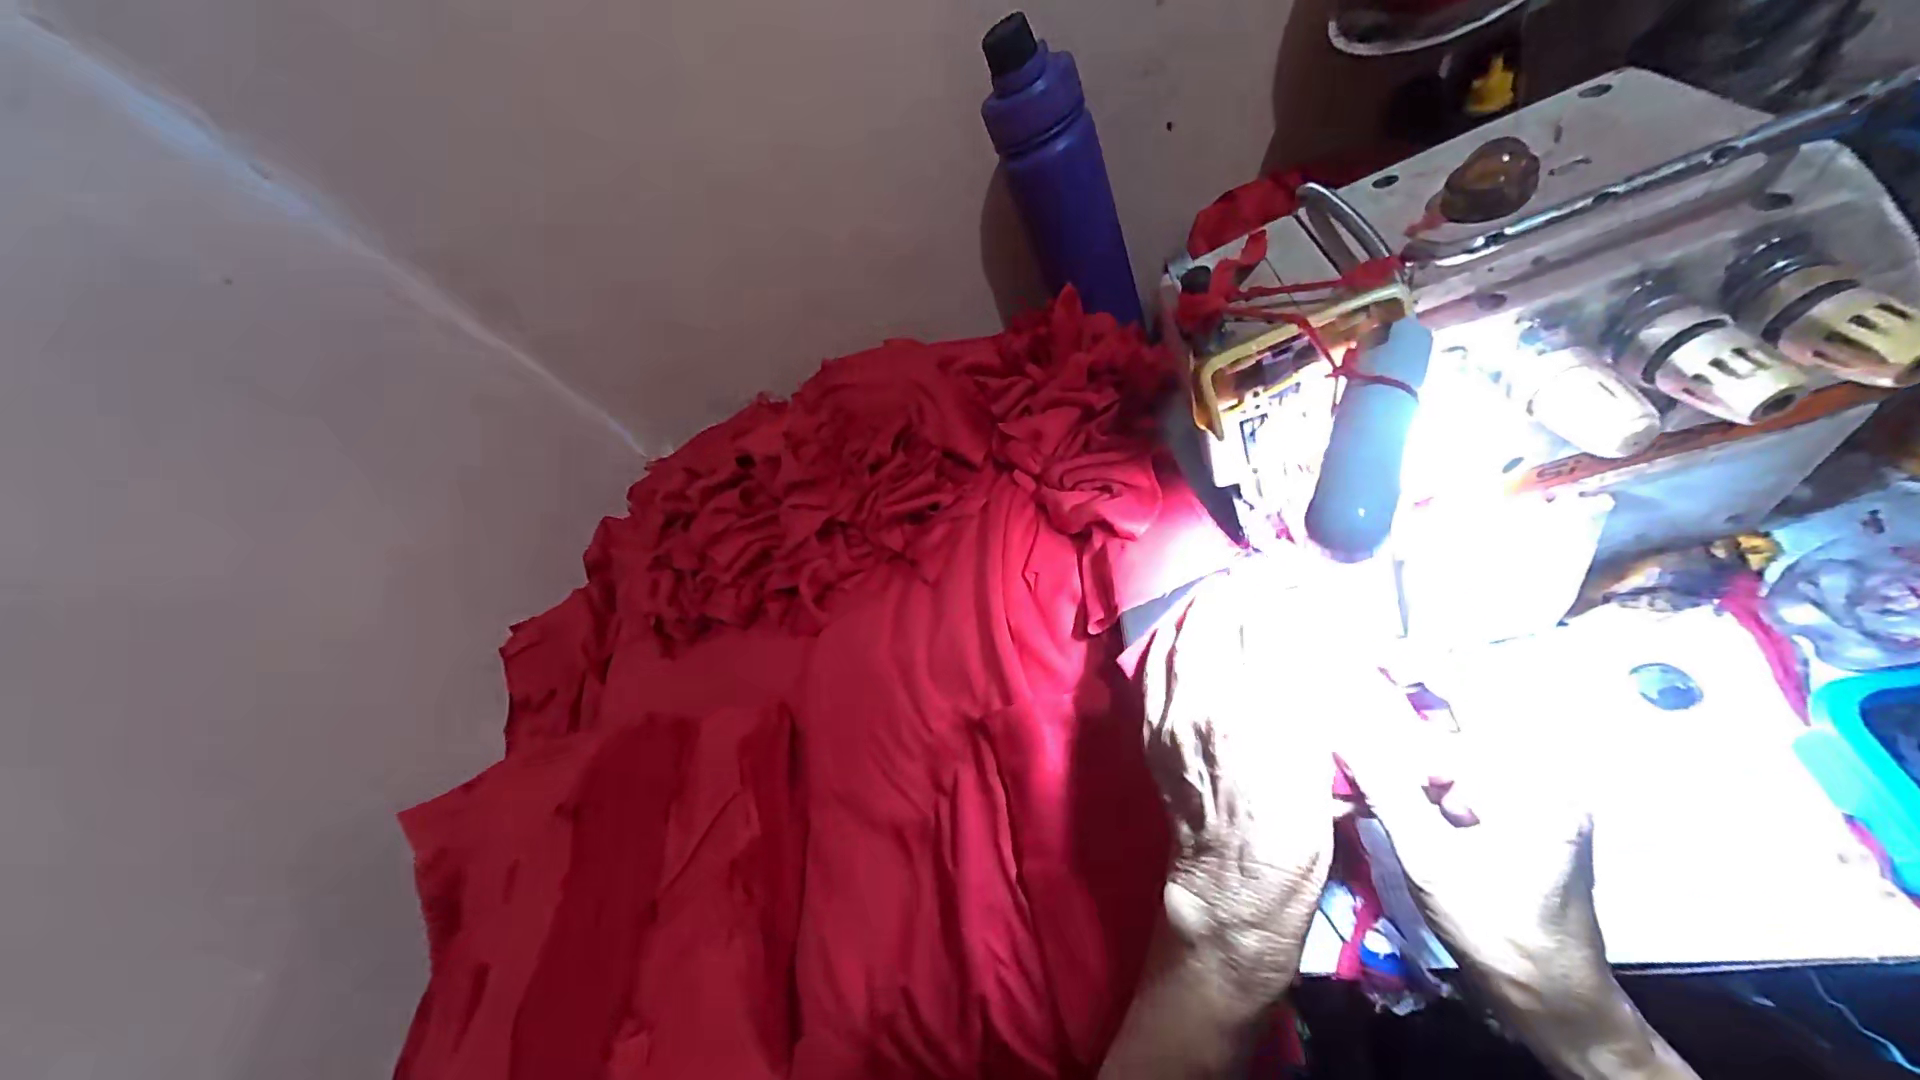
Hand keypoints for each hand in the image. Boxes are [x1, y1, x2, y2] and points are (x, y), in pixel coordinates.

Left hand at [1102, 560, 1349, 1078]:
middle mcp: (1207, 705)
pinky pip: (1154, 666)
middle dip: (1236, 588)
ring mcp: (1169, 715)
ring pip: (1179, 637)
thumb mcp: (1322, 767)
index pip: (1265, 629)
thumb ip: (1311, 698)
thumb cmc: (1292, 838)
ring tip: (1219, 588)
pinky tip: (1182, 627)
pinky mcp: (1150, 729)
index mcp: (1262, 716)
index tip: (1288, 577)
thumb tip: (1304, 644)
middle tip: (1254, 573)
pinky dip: (1170, 637)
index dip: (1278, 595)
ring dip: (1200, 605)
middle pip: (1216, 623)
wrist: (1228, 886)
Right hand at [1336, 693, 1699, 1079]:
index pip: (1467, 709)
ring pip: (1461, 744)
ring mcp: (1529, 797)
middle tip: (1369, 666)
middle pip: (1468, 715)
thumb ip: (1385, 789)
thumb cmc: (1495, 929)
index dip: (1420, 674)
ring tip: (1367, 721)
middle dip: (1415, 690)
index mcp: (1531, 784)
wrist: (1551, 996)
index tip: (1376, 652)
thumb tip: (1341, 732)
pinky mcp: (1516, 814)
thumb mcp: (1430, 859)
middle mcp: (1538, 779)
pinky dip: (1422, 765)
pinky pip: (1462, 771)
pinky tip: (1388, 773)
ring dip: (1412, 732)